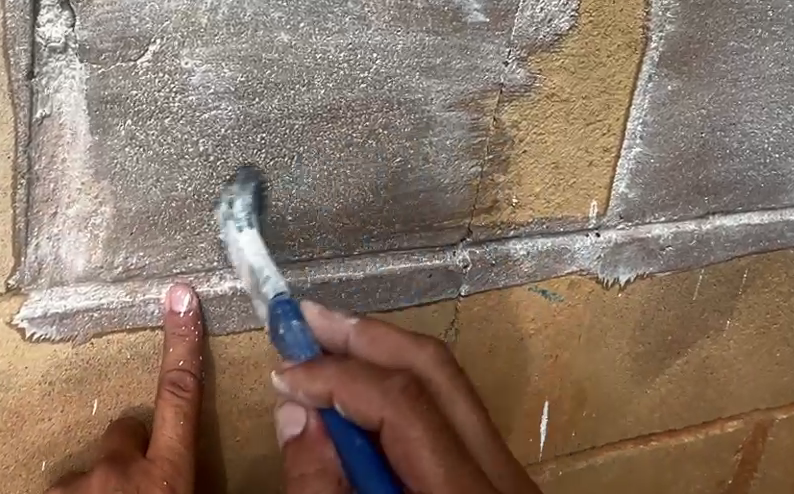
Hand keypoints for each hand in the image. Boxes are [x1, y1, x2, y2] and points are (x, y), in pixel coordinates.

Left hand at [48, 282, 203, 492]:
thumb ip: (190, 476)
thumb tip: (190, 459)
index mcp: (168, 478)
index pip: (179, 395)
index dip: (181, 343)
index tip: (180, 295)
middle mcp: (119, 473)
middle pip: (123, 433)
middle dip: (128, 453)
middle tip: (138, 488)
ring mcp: (76, 487)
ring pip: (89, 468)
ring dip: (97, 487)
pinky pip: (61, 491)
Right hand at [271, 301, 538, 493]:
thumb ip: (321, 490)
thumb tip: (294, 410)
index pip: (403, 403)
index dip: (335, 377)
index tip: (282, 372)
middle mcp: (503, 479)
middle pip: (434, 369)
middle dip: (361, 335)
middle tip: (303, 317)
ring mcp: (511, 478)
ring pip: (447, 381)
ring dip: (380, 351)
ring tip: (325, 337)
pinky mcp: (503, 482)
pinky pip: (450, 410)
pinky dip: (400, 385)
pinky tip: (361, 388)